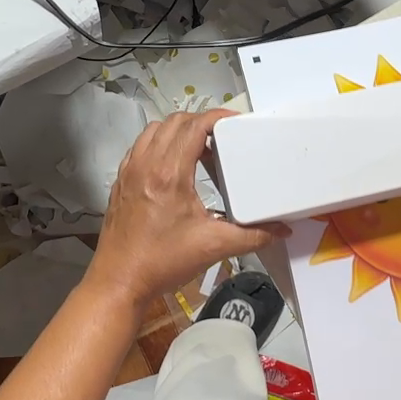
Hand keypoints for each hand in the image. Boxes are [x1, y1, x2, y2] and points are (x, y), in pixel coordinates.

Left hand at [88, 110, 277, 311]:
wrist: (119, 282)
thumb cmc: (163, 262)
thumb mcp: (213, 247)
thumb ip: (252, 236)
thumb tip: (281, 230)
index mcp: (169, 173)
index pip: (194, 126)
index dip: (216, 117)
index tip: (234, 121)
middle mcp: (146, 164)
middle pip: (174, 122)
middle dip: (199, 122)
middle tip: (221, 137)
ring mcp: (129, 171)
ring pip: (153, 131)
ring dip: (177, 131)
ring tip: (198, 148)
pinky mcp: (121, 182)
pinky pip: (139, 147)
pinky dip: (157, 144)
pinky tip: (172, 166)